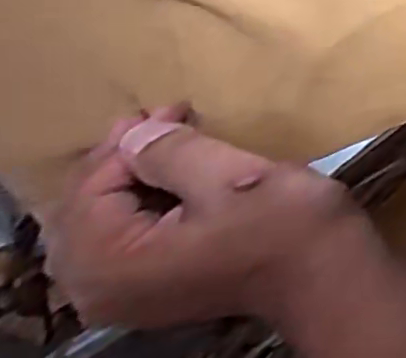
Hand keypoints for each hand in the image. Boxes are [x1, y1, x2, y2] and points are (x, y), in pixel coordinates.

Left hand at [43, 107, 377, 329]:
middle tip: (161, 119)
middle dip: (119, 163)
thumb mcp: (235, 177)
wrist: (324, 271)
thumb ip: (177, 154)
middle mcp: (96, 290)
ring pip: (98, 230)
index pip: (91, 193)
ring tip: (165, 144)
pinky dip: (137, 208)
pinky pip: (120, 245)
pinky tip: (169, 186)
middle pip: (81, 216)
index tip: (177, 106)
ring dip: (128, 184)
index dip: (129, 144)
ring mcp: (122, 298)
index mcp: (111, 262)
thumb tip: (136, 133)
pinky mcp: (151, 293)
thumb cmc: (284, 221)